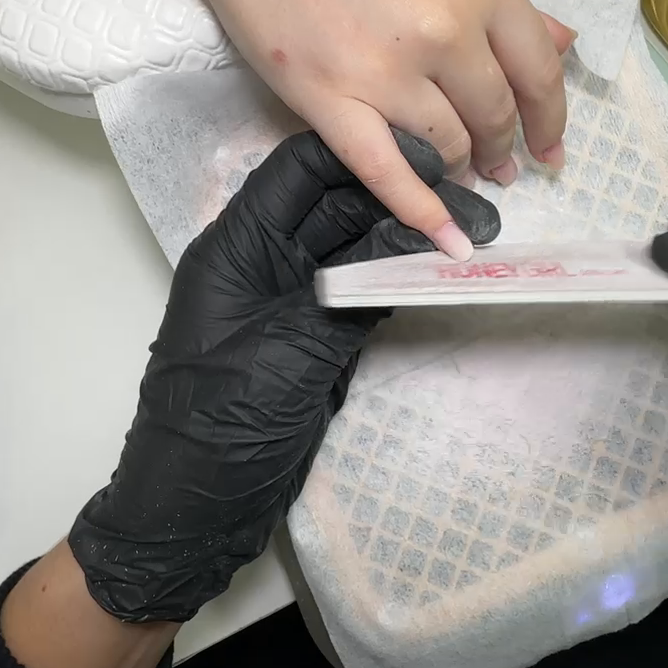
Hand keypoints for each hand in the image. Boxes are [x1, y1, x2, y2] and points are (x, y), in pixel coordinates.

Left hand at [68, 130, 498, 620]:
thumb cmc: (224, 425)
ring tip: (469, 236)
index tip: (428, 161)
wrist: (198, 512)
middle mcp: (264, 257)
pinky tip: (438, 271)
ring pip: (352, 244)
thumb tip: (423, 235)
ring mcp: (290, 293)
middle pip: (334, 203)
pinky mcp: (312, 328)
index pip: (299, 169)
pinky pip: (358, 286)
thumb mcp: (292, 349)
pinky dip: (395, 277)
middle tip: (468, 206)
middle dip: (398, 199)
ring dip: (404, 239)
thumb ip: (355, 288)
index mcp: (236, 245)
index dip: (361, 155)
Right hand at [169, 0, 569, 258]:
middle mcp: (444, 33)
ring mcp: (386, 73)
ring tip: (464, 175)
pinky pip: (385, 172)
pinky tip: (445, 238)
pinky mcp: (329, 102)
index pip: (539, 72)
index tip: (550, 148)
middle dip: (505, 149)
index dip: (551, 120)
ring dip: (462, 169)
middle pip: (494, 116)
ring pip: (446, 147)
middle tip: (503, 166)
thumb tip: (563, 42)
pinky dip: (419, 211)